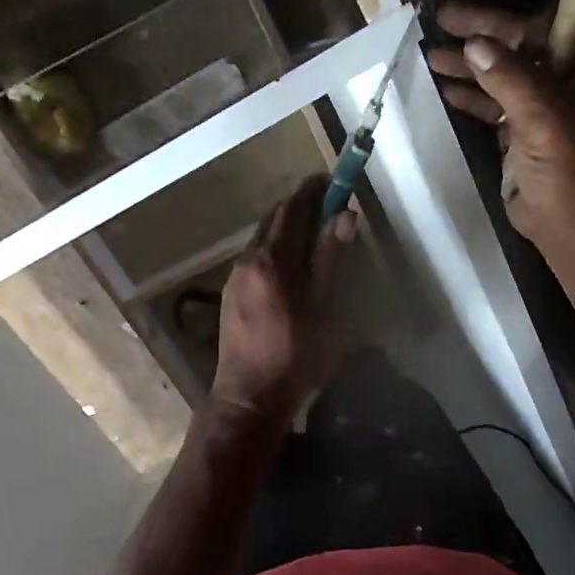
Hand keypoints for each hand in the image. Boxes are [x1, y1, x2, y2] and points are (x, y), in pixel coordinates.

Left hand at [209, 177, 355, 417]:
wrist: (249, 395)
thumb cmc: (295, 356)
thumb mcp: (323, 308)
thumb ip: (329, 259)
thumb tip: (345, 215)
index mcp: (270, 260)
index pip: (292, 209)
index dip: (313, 191)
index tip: (333, 180)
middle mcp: (246, 260)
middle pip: (273, 219)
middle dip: (300, 205)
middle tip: (330, 204)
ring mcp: (234, 276)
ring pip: (262, 237)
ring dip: (287, 226)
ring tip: (316, 231)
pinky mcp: (230, 292)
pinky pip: (254, 256)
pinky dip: (275, 246)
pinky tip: (292, 261)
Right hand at [427, 1, 574, 245]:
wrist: (574, 229)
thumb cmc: (573, 173)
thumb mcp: (544, 120)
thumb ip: (509, 79)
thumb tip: (474, 45)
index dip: (535, 11)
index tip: (492, 15)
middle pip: (531, 42)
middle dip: (488, 32)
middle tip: (444, 19)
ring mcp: (550, 105)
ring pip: (508, 71)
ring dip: (472, 63)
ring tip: (431, 55)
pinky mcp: (527, 129)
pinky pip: (498, 101)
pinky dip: (473, 93)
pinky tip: (445, 87)